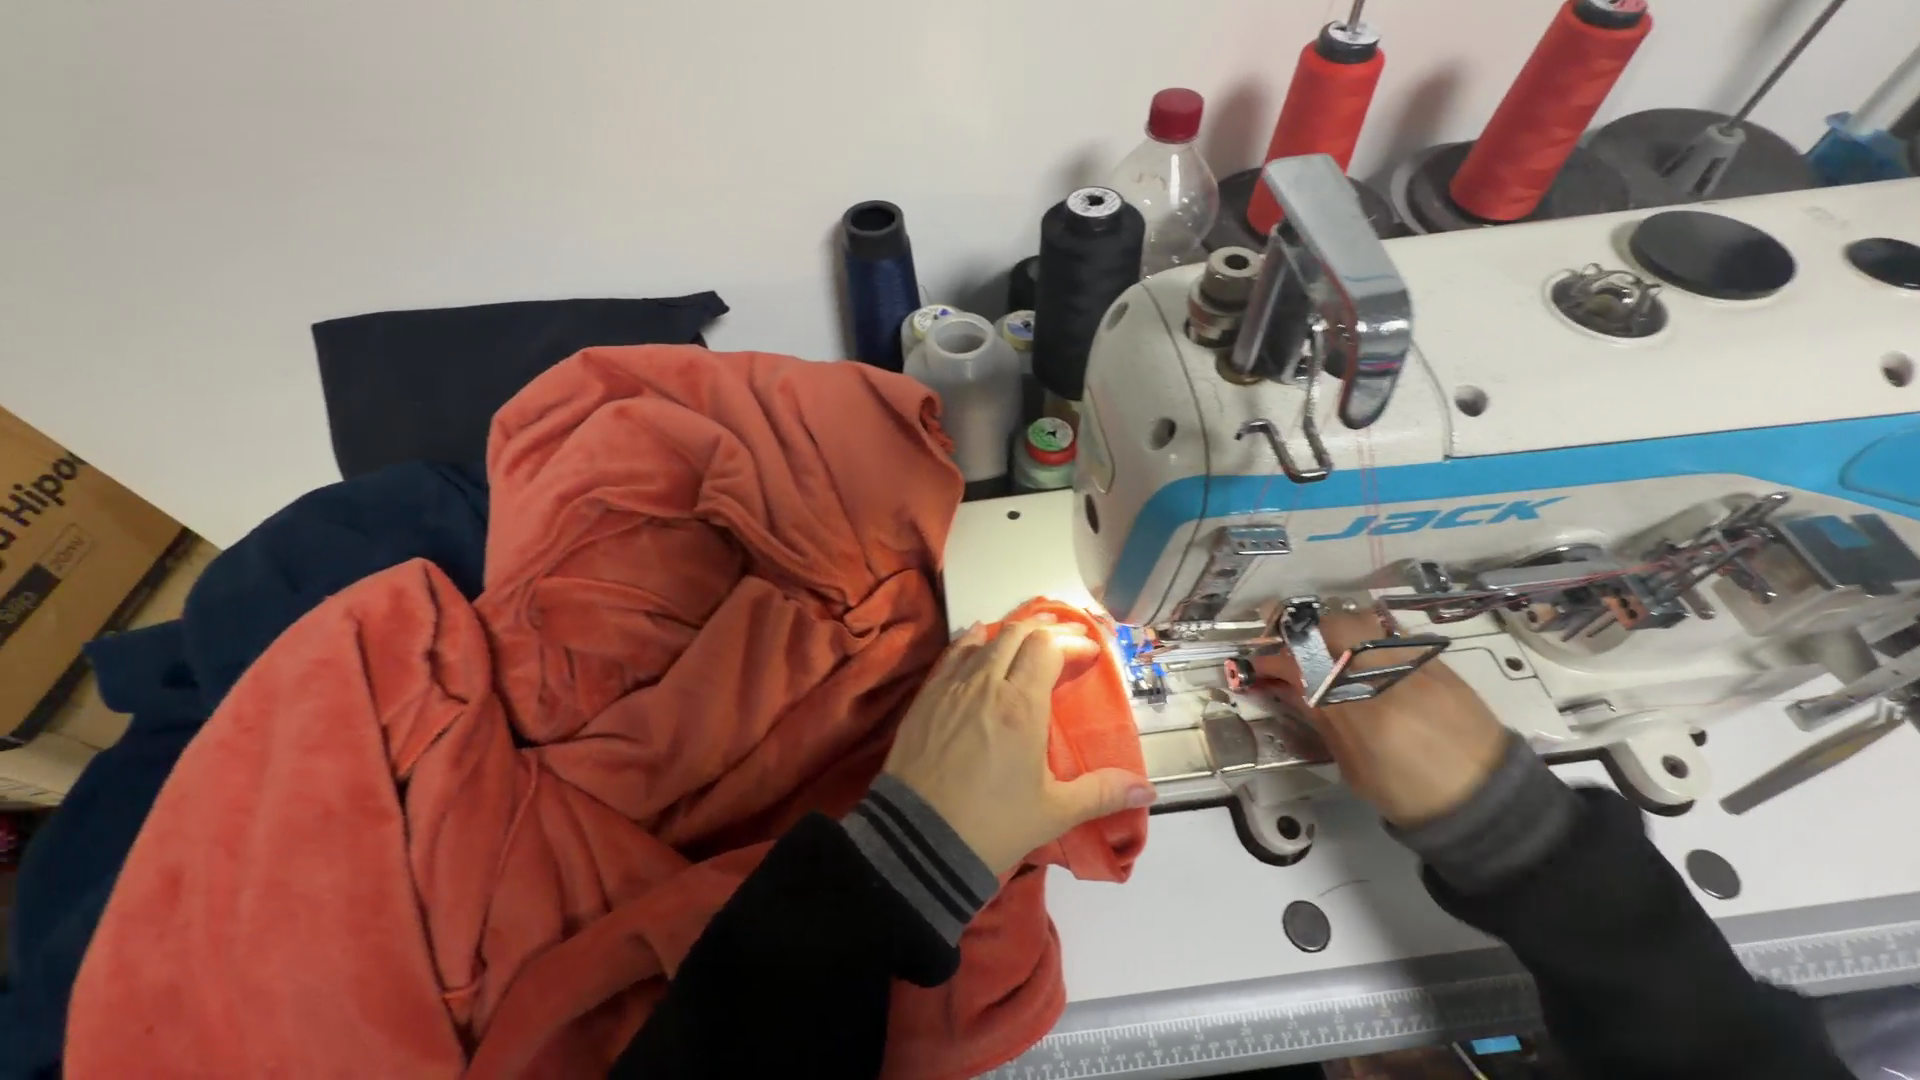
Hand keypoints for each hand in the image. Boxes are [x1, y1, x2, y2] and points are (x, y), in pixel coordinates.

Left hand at [884, 616, 1157, 874]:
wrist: (919, 840)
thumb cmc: (992, 824)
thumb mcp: (1054, 811)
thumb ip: (1102, 793)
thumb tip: (1148, 790)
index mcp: (1021, 705)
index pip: (1048, 649)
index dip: (1073, 642)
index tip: (1091, 652)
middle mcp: (986, 684)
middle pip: (1017, 634)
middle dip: (1046, 629)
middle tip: (1067, 636)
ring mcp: (951, 687)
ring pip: (984, 639)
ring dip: (1012, 632)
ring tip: (1030, 636)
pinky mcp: (926, 697)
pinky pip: (952, 654)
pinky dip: (972, 641)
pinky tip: (979, 639)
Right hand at [1256, 608, 1507, 826]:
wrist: (1487, 799)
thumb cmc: (1411, 795)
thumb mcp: (1354, 767)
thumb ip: (1322, 719)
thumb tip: (1288, 685)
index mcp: (1366, 715)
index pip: (1305, 667)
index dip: (1273, 662)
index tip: (1258, 667)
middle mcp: (1391, 678)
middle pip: (1332, 628)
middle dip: (1300, 634)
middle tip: (1288, 652)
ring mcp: (1418, 664)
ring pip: (1362, 622)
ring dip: (1331, 631)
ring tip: (1322, 652)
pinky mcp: (1438, 661)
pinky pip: (1390, 632)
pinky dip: (1364, 637)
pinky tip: (1360, 657)